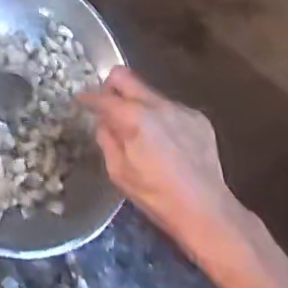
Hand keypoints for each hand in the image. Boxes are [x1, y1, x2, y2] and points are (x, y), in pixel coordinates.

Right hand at [80, 66, 240, 251]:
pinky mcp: (198, 117)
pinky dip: (162, 119)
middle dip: (111, 87)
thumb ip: (107, 139)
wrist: (207, 212)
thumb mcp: (119, 173)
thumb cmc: (157, 197)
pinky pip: (170, 108)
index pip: (103, 97)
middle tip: (109, 107)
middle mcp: (157, 104)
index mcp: (134, 117)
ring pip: (149, 93)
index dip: (87, 98)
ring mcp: (180, 108)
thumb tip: (104, 122)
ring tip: (143, 134)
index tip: (80, 101)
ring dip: (139, 105)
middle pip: (124, 76)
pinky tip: (168, 144)